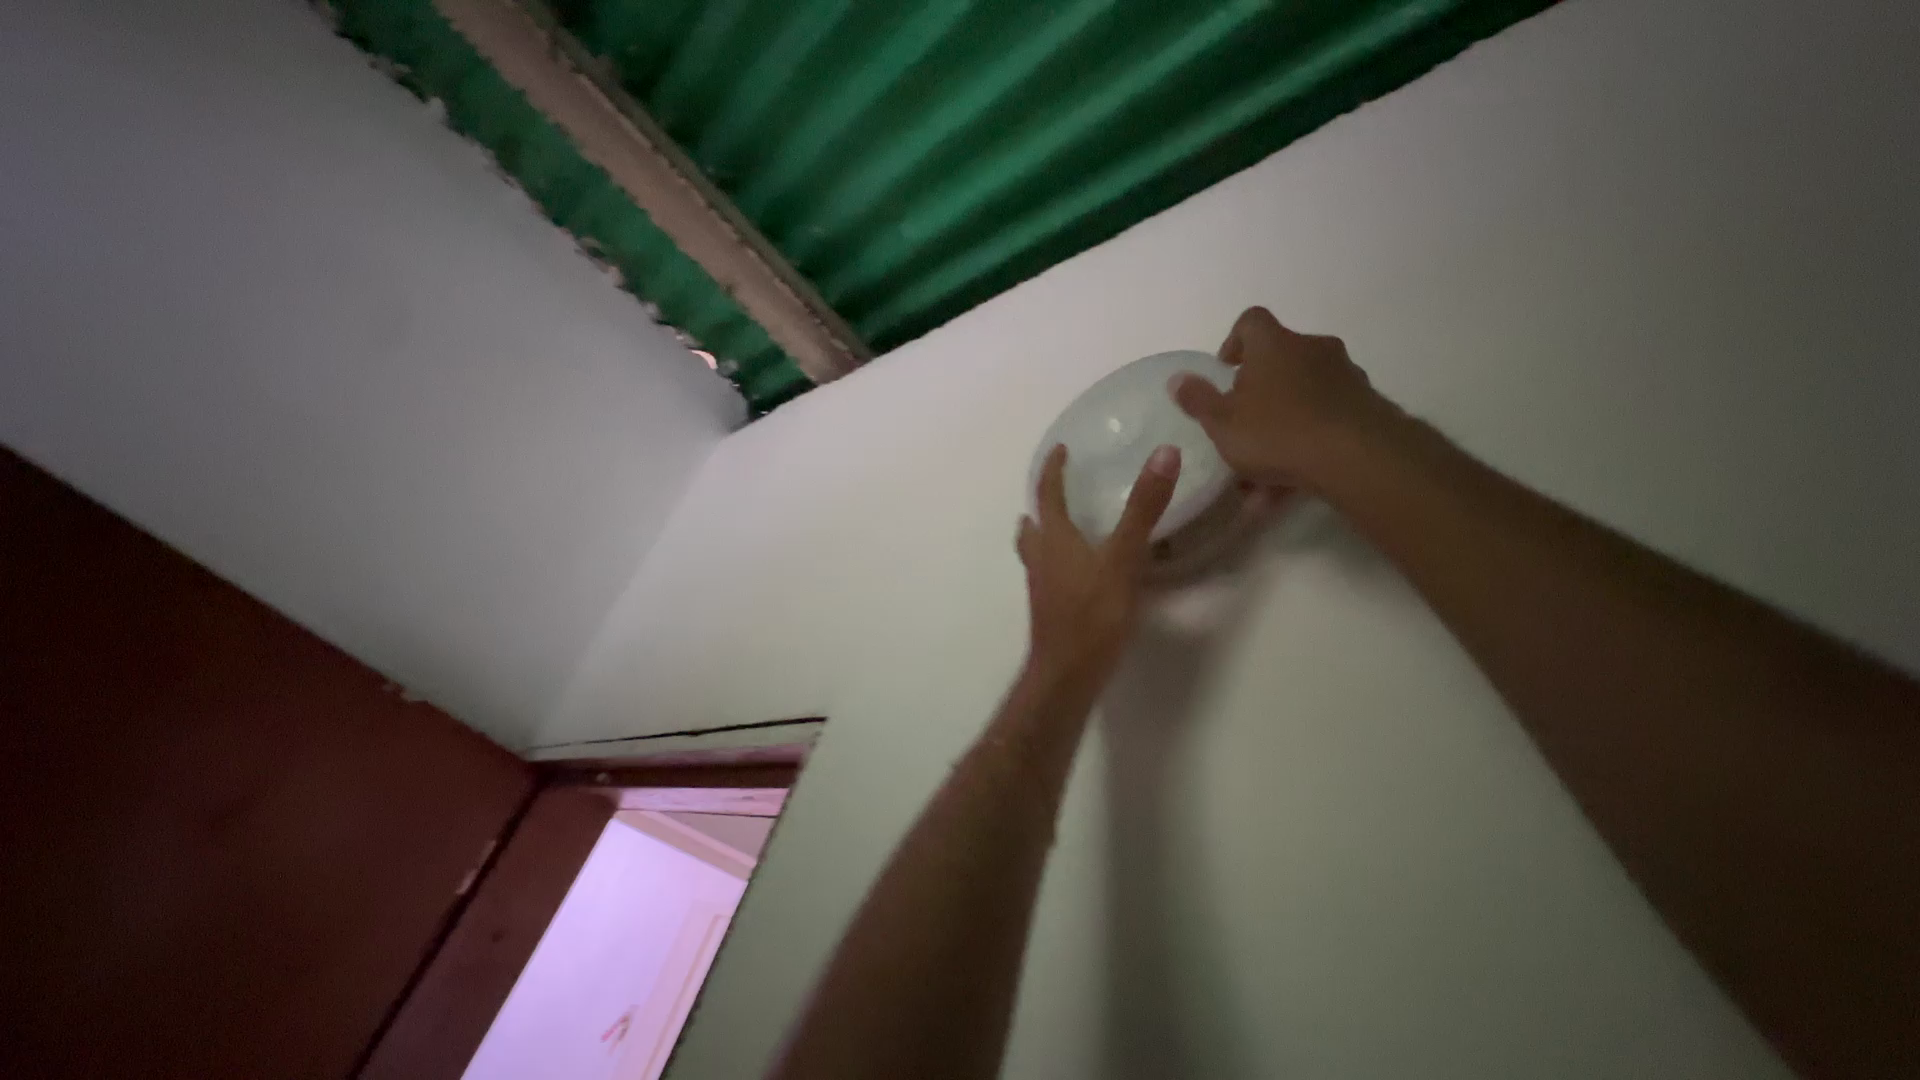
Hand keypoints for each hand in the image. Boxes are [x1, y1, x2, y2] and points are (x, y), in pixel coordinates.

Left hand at [1017, 443, 1180, 686]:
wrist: (1067, 674)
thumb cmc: (1092, 615)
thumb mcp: (1123, 558)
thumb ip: (1143, 509)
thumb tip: (1164, 453)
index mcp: (1054, 539)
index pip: (1047, 493)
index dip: (1052, 469)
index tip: (1059, 449)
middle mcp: (1041, 558)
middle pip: (1034, 524)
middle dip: (1043, 503)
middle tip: (1057, 488)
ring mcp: (1042, 587)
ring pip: (1036, 551)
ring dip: (1045, 533)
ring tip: (1062, 527)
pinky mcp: (1050, 610)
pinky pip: (1049, 574)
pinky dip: (1059, 561)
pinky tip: (1080, 573)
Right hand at [1171, 306, 1396, 490]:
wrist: (1356, 456)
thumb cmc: (1277, 431)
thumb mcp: (1222, 422)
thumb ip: (1198, 400)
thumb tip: (1177, 378)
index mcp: (1274, 345)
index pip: (1250, 322)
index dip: (1234, 342)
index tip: (1226, 371)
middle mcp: (1312, 350)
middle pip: (1279, 360)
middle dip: (1258, 392)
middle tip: (1242, 424)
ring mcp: (1344, 376)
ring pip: (1302, 397)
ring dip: (1281, 425)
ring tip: (1261, 476)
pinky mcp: (1365, 406)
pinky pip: (1324, 421)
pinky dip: (1306, 444)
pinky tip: (1290, 484)